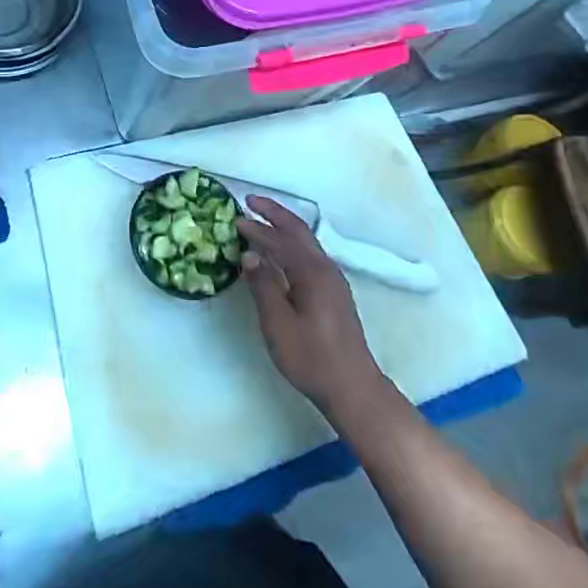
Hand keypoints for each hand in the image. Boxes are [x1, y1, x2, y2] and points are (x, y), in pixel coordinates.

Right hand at [237, 195, 384, 413]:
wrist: (352, 386)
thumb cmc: (311, 357)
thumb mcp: (278, 323)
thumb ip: (263, 286)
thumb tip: (249, 255)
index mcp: (312, 272)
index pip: (280, 239)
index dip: (257, 228)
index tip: (235, 218)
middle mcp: (325, 268)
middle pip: (298, 231)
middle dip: (275, 214)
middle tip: (251, 201)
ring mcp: (333, 280)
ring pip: (306, 243)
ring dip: (283, 229)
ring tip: (261, 223)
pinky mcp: (334, 293)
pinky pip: (309, 256)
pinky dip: (291, 246)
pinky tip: (279, 255)